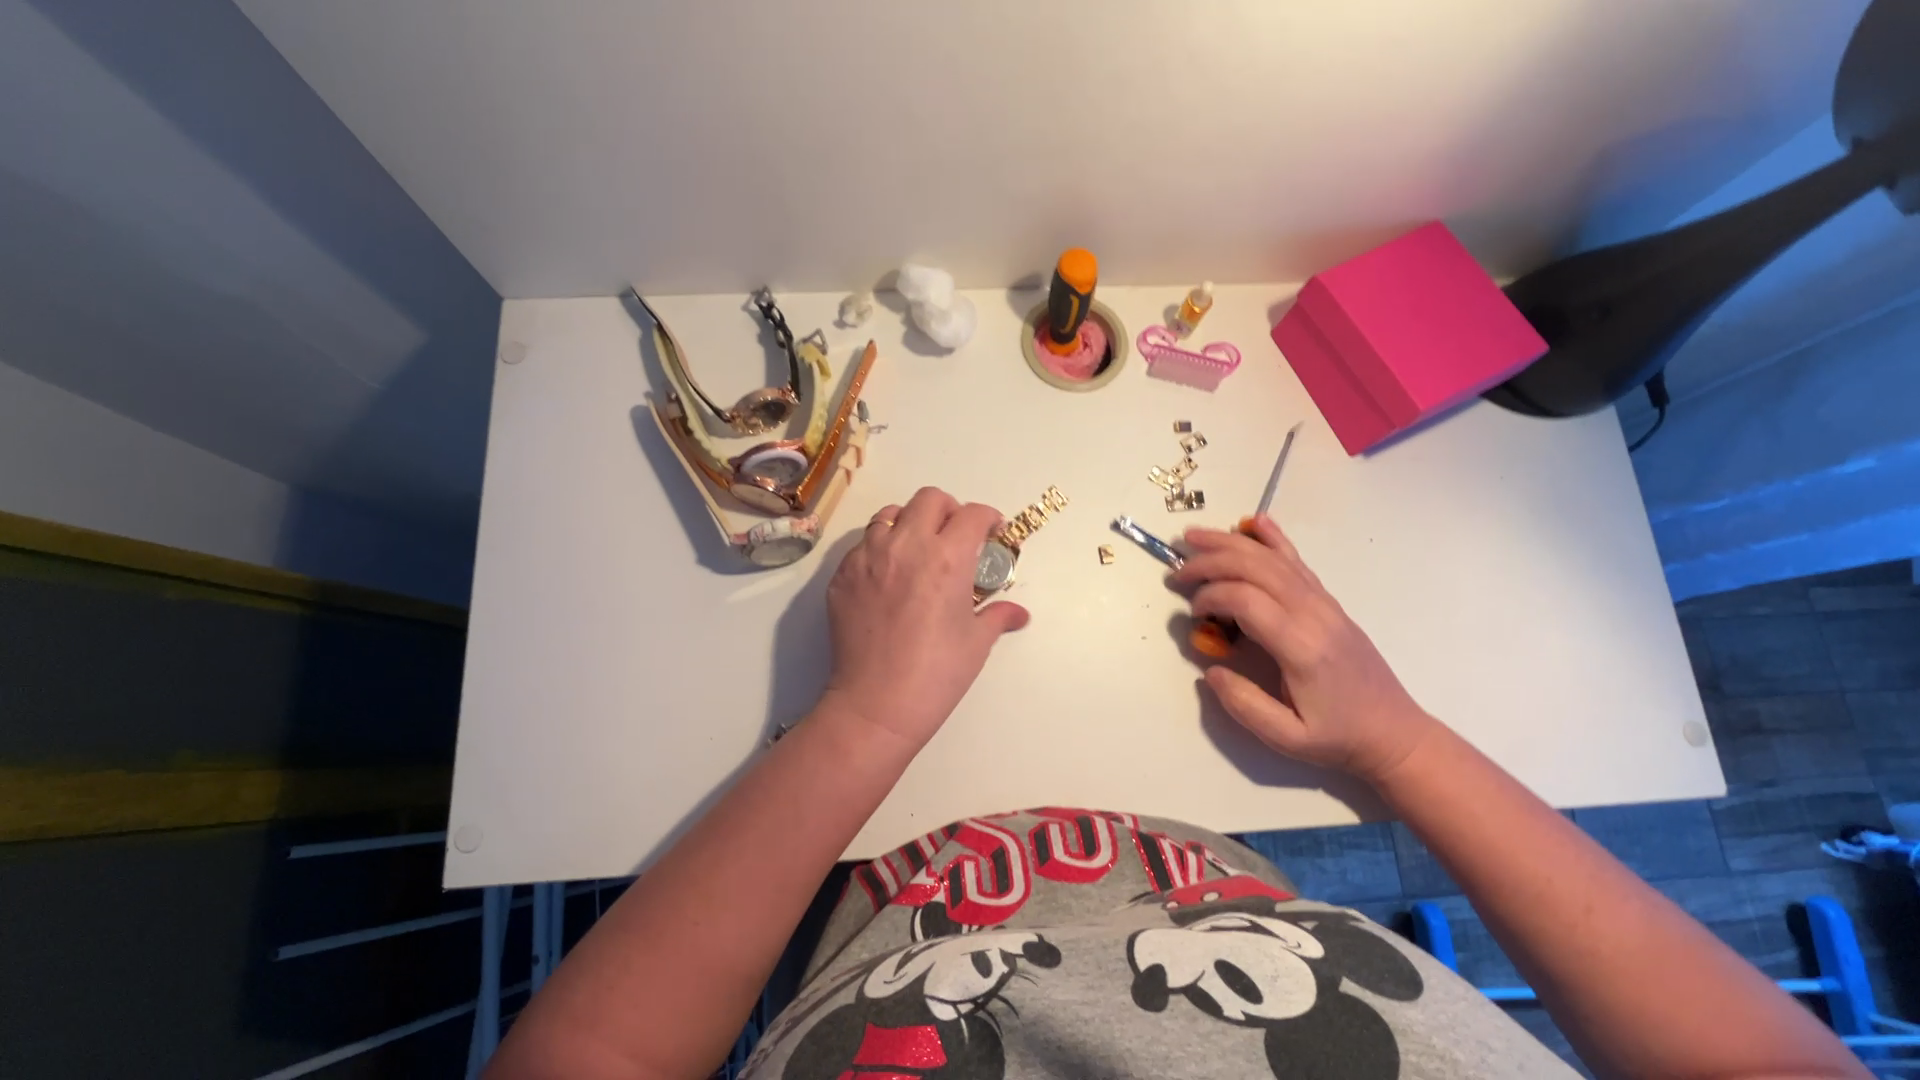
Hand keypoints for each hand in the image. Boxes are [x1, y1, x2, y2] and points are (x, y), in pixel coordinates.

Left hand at [821, 487, 1030, 747]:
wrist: (875, 705)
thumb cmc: (936, 675)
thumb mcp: (976, 643)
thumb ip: (998, 617)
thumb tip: (1018, 613)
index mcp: (946, 558)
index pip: (972, 515)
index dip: (988, 519)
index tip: (992, 533)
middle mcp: (905, 546)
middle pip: (929, 499)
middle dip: (949, 510)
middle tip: (955, 536)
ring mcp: (867, 558)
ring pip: (889, 515)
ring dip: (909, 523)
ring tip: (917, 551)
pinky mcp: (842, 576)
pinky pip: (862, 546)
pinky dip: (880, 550)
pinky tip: (888, 579)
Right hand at [1172, 516, 1437, 784]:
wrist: (1393, 732)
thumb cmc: (1338, 737)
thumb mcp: (1286, 737)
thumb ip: (1244, 704)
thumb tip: (1211, 670)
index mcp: (1300, 647)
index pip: (1246, 599)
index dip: (1210, 597)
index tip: (1192, 615)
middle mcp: (1313, 614)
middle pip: (1255, 568)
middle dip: (1210, 562)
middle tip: (1177, 572)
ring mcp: (1324, 604)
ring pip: (1273, 558)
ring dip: (1231, 543)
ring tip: (1194, 537)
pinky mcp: (1329, 603)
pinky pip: (1297, 562)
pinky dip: (1273, 538)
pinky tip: (1255, 522)